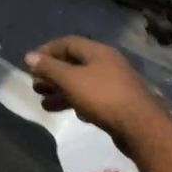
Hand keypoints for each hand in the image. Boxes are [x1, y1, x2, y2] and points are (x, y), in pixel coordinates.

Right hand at [24, 36, 166, 140]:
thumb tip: (29, 56)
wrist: (142, 128)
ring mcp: (114, 83)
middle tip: (36, 85)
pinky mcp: (118, 102)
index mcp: (97, 52)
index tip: (30, 63)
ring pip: (81, 82)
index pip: (66, 43)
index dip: (46, 51)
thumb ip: (49, 67)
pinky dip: (75, 101)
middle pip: (73, 63)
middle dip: (52, 74)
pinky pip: (91, 96)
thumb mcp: (70, 80)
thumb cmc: (102, 97)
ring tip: (44, 103)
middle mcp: (107, 63)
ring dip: (60, 90)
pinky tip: (67, 111)